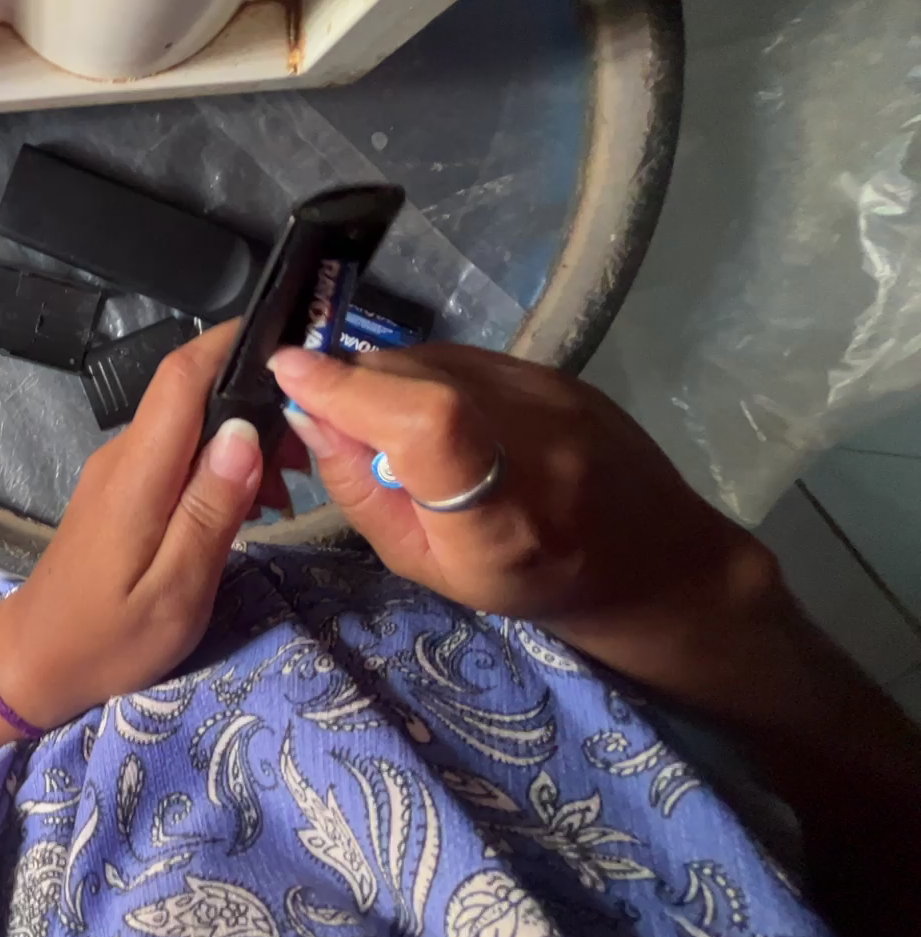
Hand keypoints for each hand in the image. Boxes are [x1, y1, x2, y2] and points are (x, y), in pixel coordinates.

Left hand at [0, 322, 293, 728]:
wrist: (37, 659)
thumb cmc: (107, 638)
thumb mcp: (176, 589)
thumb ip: (210, 509)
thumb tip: (244, 430)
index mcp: (136, 473)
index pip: (180, 377)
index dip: (230, 344)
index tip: (288, 344)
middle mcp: (121, 457)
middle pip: (190, 397)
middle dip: (252, 406)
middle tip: (305, 457)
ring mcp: (115, 472)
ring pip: (185, 428)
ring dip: (238, 444)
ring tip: (281, 495)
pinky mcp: (117, 491)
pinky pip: (171, 458)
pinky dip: (214, 468)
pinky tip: (242, 508)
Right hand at [267, 344, 781, 690]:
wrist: (651, 557)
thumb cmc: (521, 580)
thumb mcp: (418, 561)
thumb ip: (358, 492)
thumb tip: (306, 417)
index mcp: (500, 515)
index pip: (426, 425)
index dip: (350, 391)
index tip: (285, 371)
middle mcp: (534, 437)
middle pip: (411, 378)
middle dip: (343, 382)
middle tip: (314, 407)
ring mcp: (549, 391)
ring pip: (423, 357)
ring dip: (374, 378)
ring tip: (371, 418)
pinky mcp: (549, 368)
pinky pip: (449, 355)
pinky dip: (410, 375)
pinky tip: (417, 408)